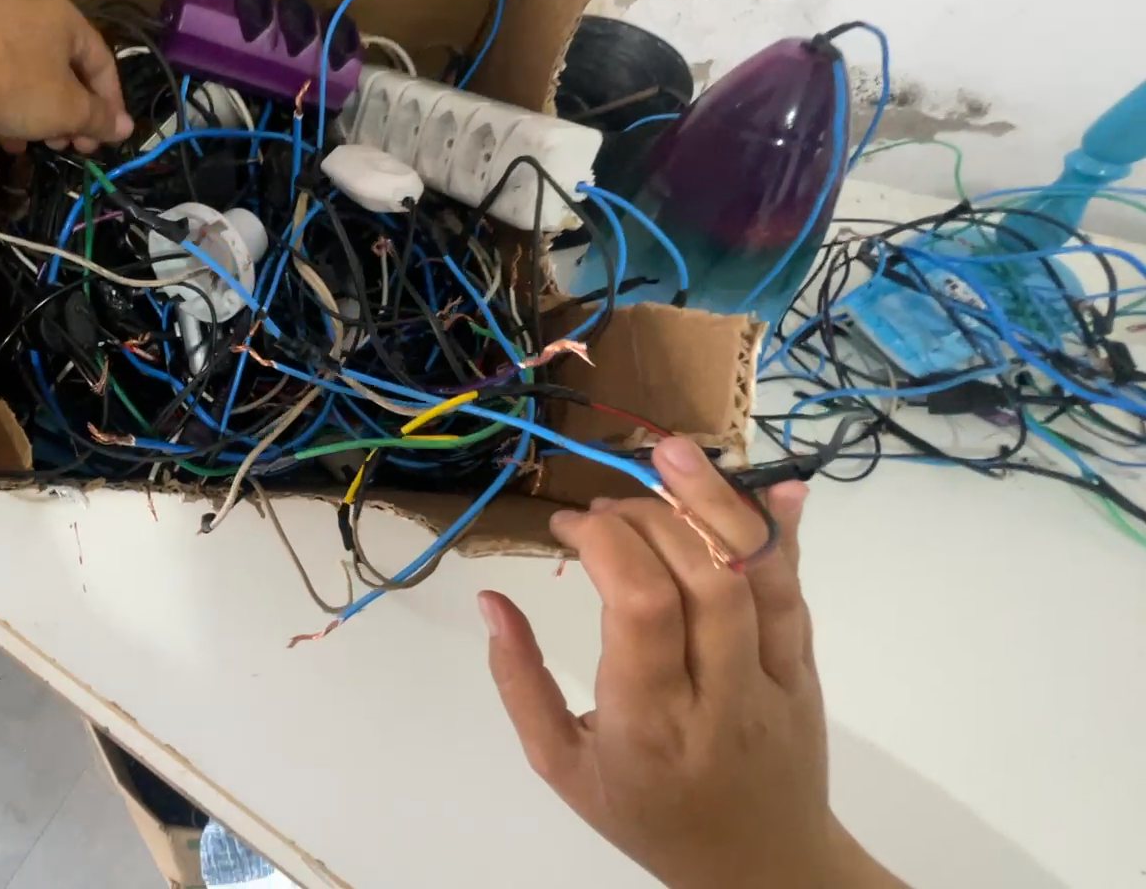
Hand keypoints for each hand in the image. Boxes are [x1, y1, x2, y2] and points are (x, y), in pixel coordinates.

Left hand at [0, 0, 132, 153]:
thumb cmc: (19, 86)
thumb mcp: (68, 110)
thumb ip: (99, 118)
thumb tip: (126, 128)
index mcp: (64, 16)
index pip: (101, 61)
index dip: (110, 103)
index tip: (107, 136)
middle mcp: (29, 9)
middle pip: (64, 68)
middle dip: (72, 113)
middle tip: (72, 145)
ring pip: (29, 74)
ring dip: (42, 115)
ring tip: (39, 145)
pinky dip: (8, 106)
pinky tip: (5, 137)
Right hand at [480, 438, 902, 887]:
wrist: (764, 871)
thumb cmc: (643, 813)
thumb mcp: (556, 763)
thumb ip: (518, 680)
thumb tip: (490, 599)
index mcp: (650, 719)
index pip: (641, 604)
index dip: (604, 542)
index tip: (567, 526)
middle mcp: (721, 694)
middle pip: (704, 577)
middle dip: (650, 515)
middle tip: (605, 502)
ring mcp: (776, 681)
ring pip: (758, 578)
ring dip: (717, 504)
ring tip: (673, 450)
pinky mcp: (806, 672)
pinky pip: (799, 596)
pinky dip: (787, 537)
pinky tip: (781, 486)